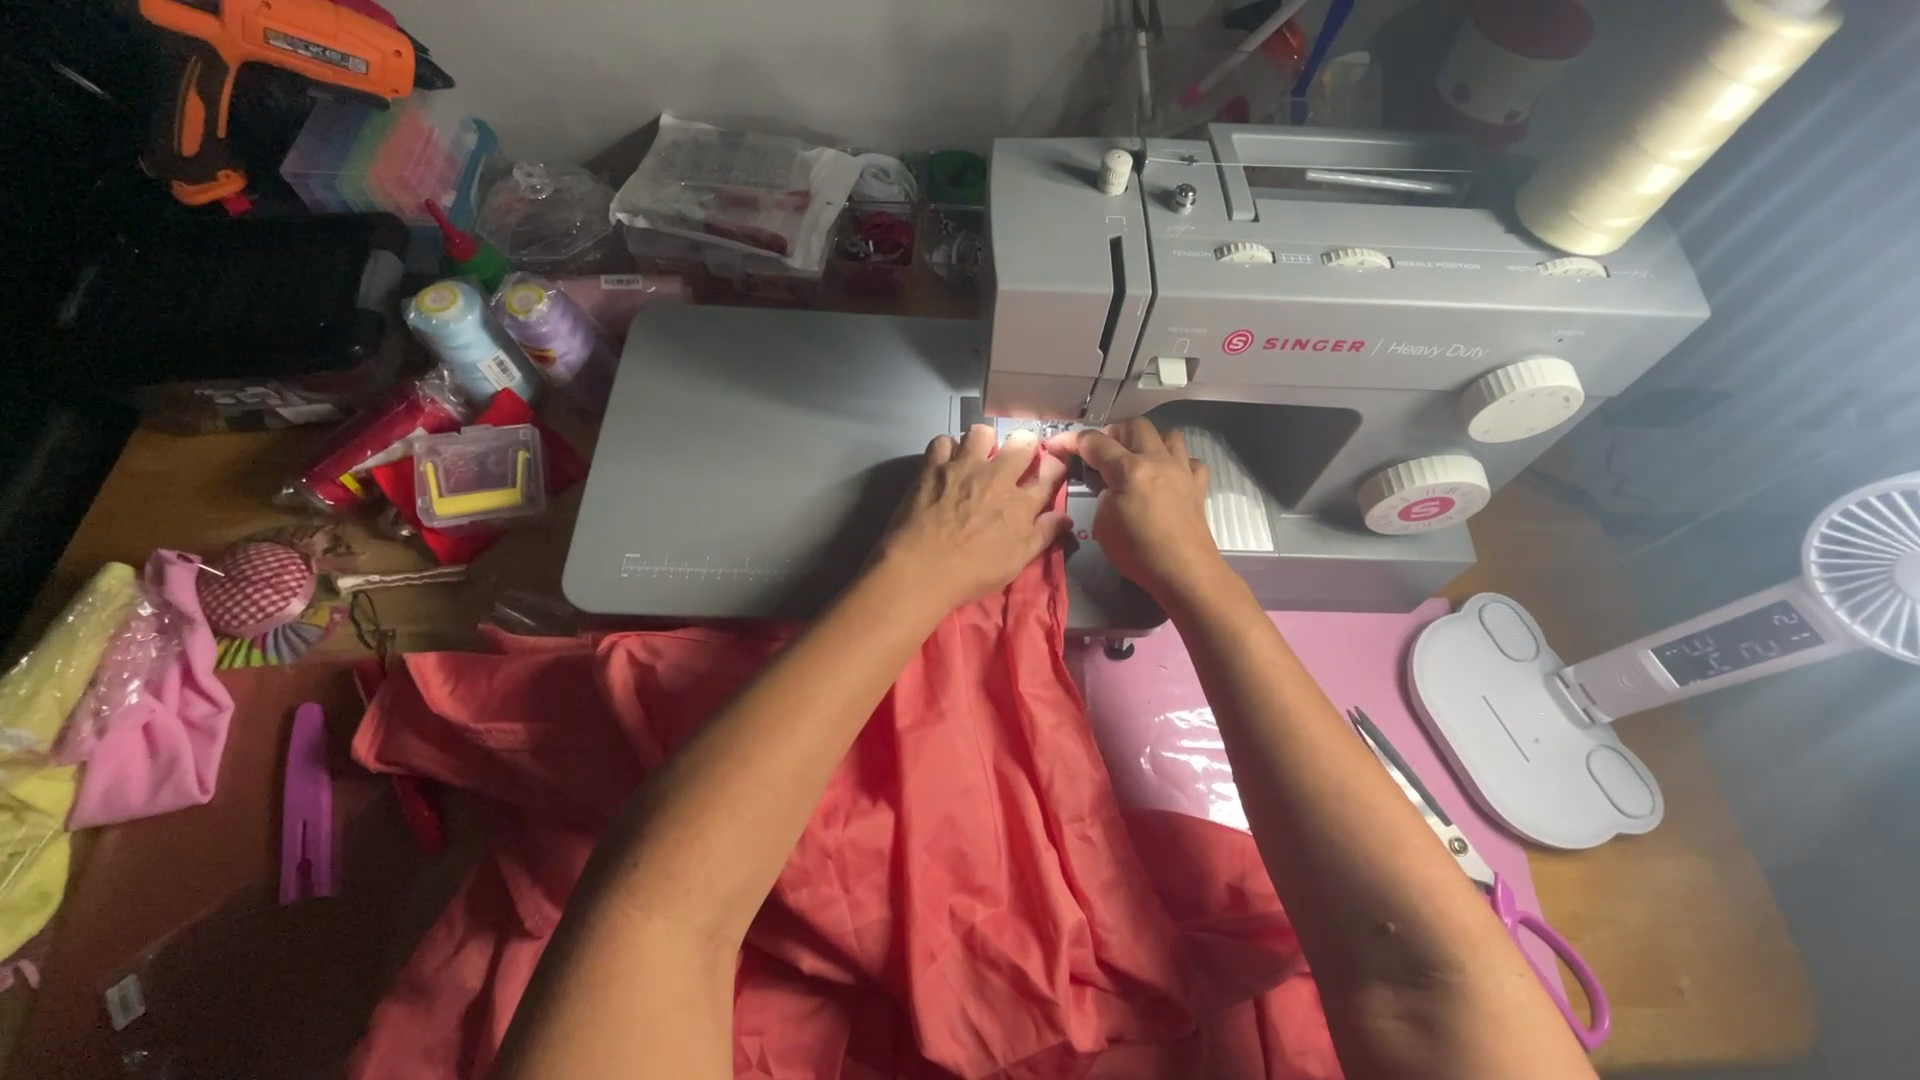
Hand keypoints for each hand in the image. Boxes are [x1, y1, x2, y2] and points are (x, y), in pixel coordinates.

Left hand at [875, 425, 1071, 611]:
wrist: (921, 569)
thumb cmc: (972, 572)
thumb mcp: (1017, 561)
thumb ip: (1043, 535)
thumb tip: (1064, 517)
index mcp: (1020, 503)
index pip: (1049, 473)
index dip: (1055, 465)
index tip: (1052, 466)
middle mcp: (996, 477)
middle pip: (1021, 443)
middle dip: (1025, 442)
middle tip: (1018, 453)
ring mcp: (963, 467)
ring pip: (981, 433)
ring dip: (984, 441)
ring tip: (978, 454)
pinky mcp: (933, 467)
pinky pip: (943, 441)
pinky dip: (947, 449)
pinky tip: (946, 462)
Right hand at [1060, 418, 1228, 604]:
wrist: (1185, 573)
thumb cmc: (1139, 553)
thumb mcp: (1103, 526)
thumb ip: (1104, 498)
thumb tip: (1113, 489)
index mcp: (1129, 470)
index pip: (1096, 443)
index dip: (1072, 440)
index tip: (1057, 445)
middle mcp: (1157, 461)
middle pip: (1135, 426)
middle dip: (1113, 432)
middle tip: (1102, 452)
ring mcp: (1182, 471)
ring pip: (1167, 435)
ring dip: (1148, 441)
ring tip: (1137, 458)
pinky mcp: (1198, 487)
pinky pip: (1189, 460)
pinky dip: (1177, 462)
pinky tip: (1168, 476)